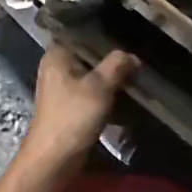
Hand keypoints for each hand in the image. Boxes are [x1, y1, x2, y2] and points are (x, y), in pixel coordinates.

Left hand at [17, 45, 138, 174]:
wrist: (55, 157)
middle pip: (88, 56)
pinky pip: (90, 94)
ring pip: (91, 76)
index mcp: (56, 56)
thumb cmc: (73, 116)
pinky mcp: (69, 107)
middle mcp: (56, 68)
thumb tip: (131, 55)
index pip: (80, 34)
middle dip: (111, 60)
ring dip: (110, 79)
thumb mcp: (100, 87)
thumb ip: (116, 65)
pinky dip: (105, 95)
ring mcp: (61, 89)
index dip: (103, 35)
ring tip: (136, 77)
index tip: (126, 36)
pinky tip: (125, 97)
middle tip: (137, 60)